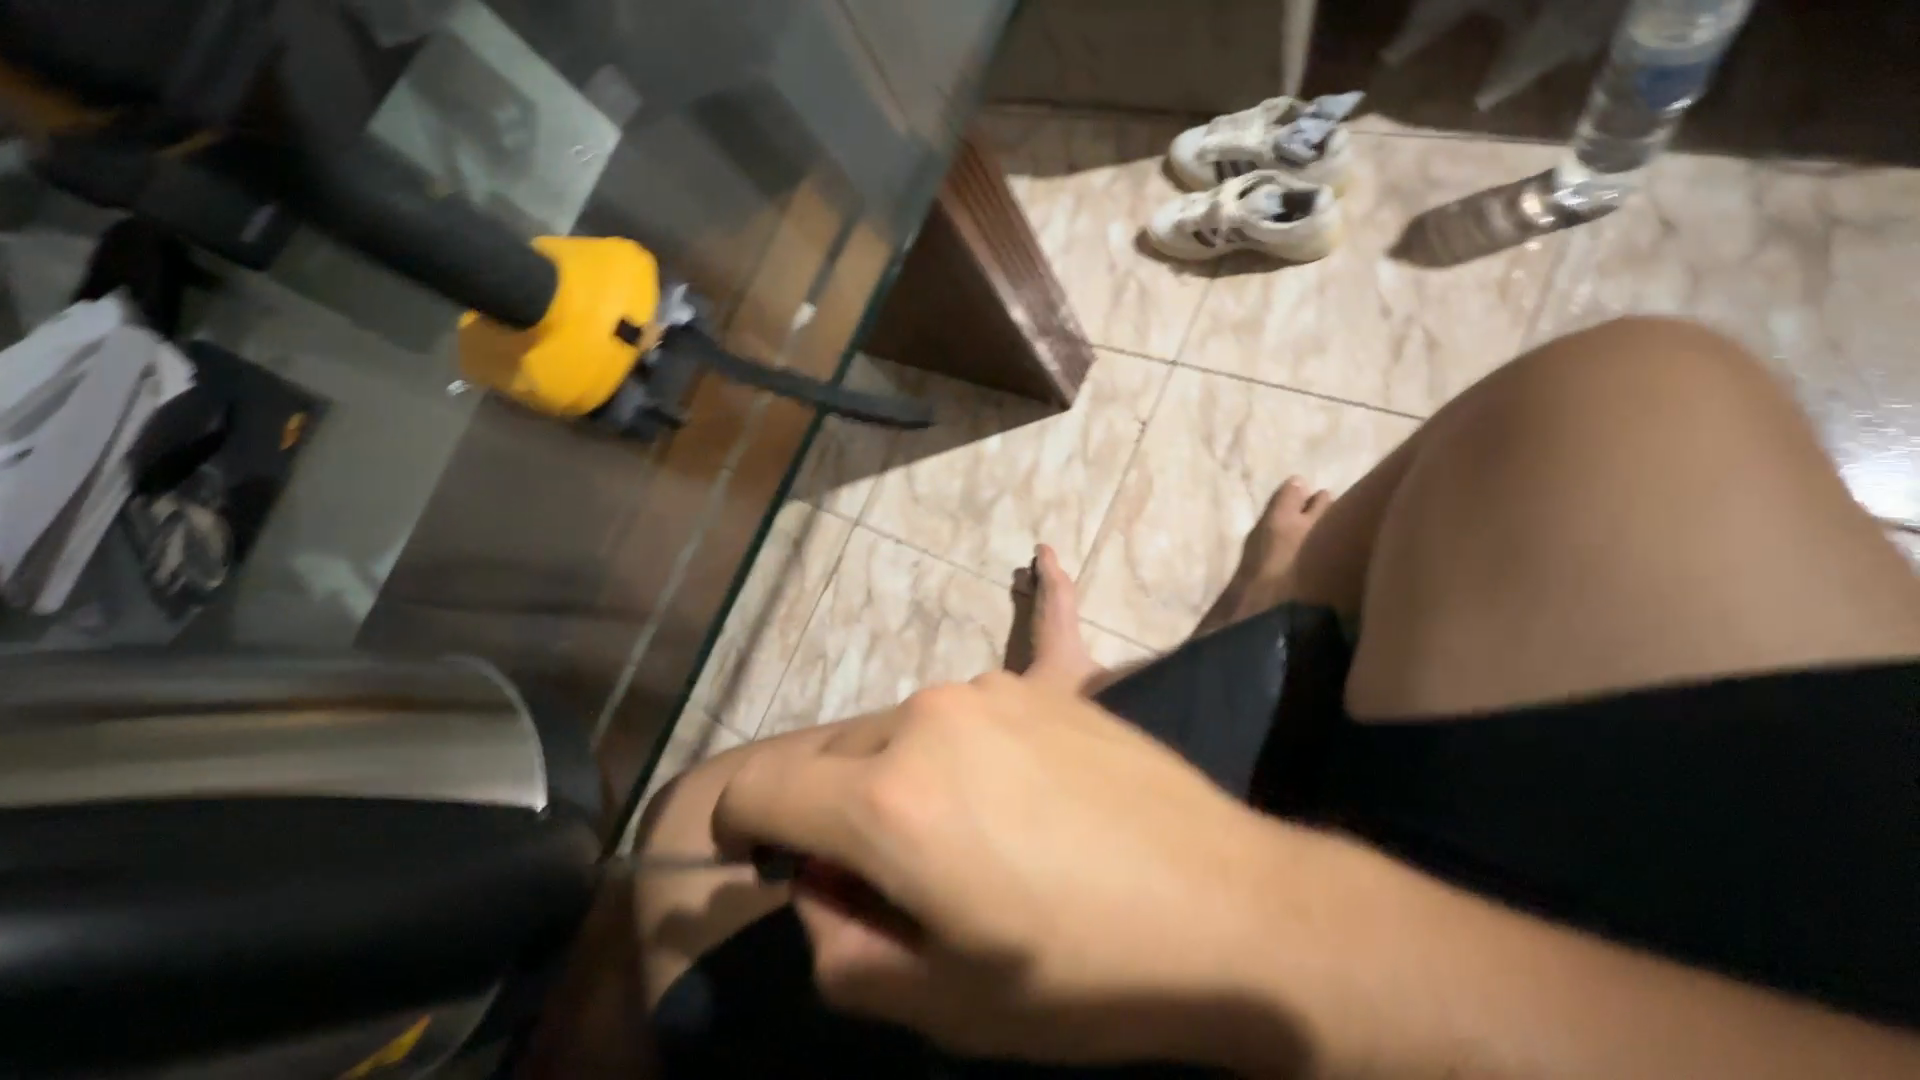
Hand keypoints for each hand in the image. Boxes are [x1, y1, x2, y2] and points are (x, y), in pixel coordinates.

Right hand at [712, 671, 1312, 1063]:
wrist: (1236, 911)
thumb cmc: (1084, 976)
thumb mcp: (940, 1004)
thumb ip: (839, 948)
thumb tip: (819, 888)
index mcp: (886, 800)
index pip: (756, 791)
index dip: (743, 834)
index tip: (774, 866)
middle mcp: (924, 719)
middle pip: (827, 761)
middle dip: (830, 817)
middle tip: (895, 884)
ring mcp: (988, 689)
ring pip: (896, 735)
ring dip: (897, 783)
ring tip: (972, 844)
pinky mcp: (1043, 685)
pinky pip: (964, 714)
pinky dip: (955, 751)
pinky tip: (1022, 761)